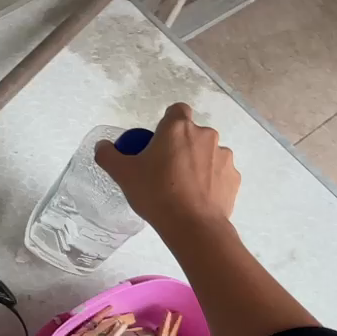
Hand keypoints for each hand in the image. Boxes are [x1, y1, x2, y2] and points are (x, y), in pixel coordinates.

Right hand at [95, 102, 240, 231]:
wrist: (192, 226)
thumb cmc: (155, 193)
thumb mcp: (123, 174)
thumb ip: (108, 155)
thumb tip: (102, 146)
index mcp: (177, 128)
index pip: (177, 110)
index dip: (167, 122)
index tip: (158, 142)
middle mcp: (205, 135)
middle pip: (191, 134)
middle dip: (180, 147)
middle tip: (164, 170)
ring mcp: (224, 156)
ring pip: (206, 153)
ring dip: (196, 163)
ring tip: (182, 188)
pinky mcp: (234, 177)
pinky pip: (218, 173)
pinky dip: (210, 181)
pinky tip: (197, 198)